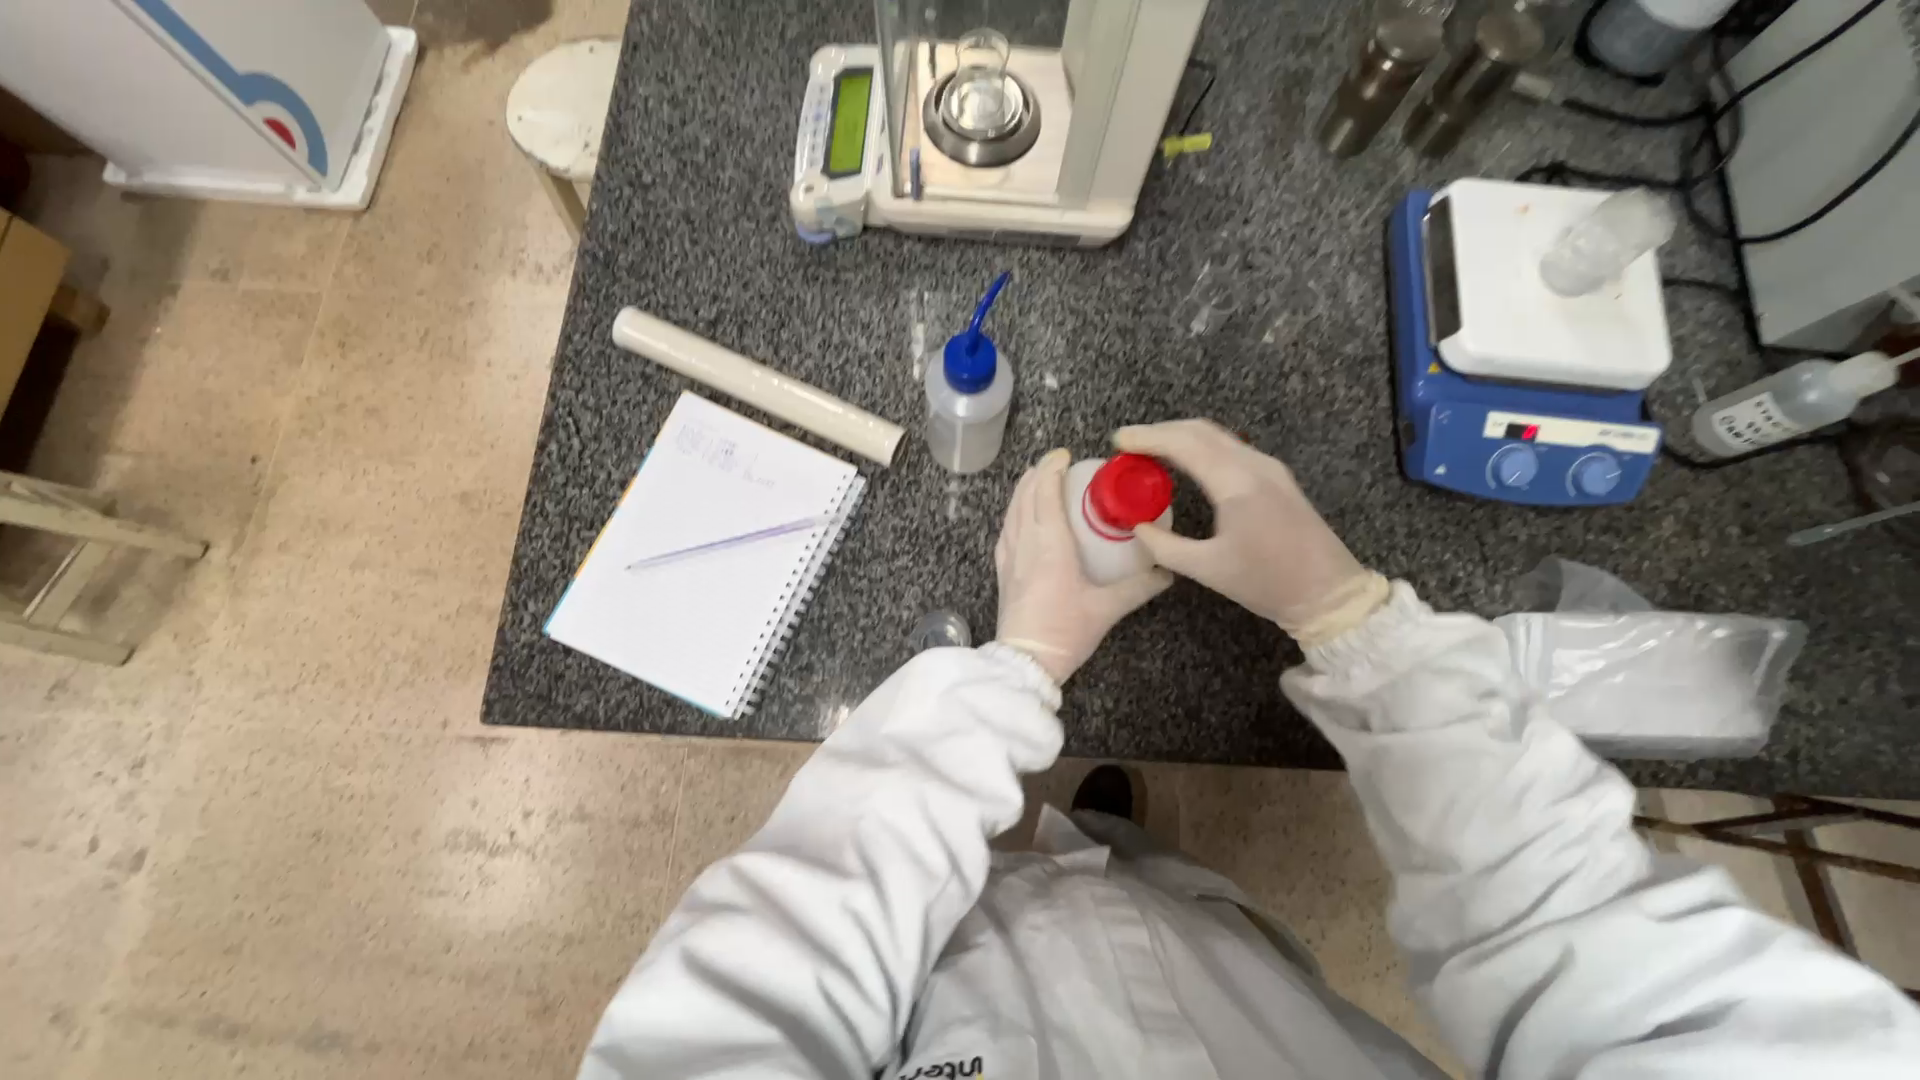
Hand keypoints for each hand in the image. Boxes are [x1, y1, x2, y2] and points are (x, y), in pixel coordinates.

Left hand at [994, 448, 1173, 683]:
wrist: (1025, 662)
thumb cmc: (1064, 632)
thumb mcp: (1107, 609)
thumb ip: (1138, 588)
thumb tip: (1166, 572)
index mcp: (1049, 545)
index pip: (1045, 493)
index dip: (1052, 469)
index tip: (1065, 456)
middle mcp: (1024, 544)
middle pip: (1025, 496)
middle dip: (1038, 473)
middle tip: (1055, 463)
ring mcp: (1009, 557)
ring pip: (1011, 511)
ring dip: (1023, 490)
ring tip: (1036, 479)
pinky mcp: (1002, 572)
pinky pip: (1005, 530)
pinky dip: (1013, 512)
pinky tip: (1020, 515)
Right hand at [1112, 420, 1387, 645]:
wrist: (1329, 593)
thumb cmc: (1267, 582)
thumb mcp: (1207, 569)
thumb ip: (1165, 546)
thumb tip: (1138, 528)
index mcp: (1236, 484)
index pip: (1184, 444)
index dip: (1147, 438)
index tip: (1118, 441)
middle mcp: (1254, 465)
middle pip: (1200, 430)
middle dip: (1161, 431)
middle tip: (1129, 443)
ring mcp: (1270, 469)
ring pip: (1218, 436)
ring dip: (1182, 437)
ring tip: (1151, 450)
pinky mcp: (1277, 478)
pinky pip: (1232, 449)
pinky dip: (1201, 448)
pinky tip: (1186, 462)